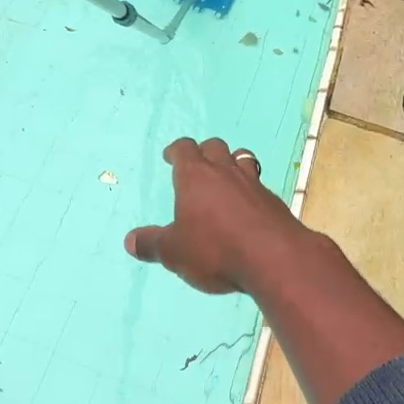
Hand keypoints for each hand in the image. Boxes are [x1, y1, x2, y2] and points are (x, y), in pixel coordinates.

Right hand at [124, 137, 318, 295]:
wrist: (273, 257)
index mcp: (195, 176)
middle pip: (214, 146)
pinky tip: (248, 207)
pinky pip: (258, 184)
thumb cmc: (215, 249)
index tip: (171, 155)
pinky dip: (250, 190)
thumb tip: (129, 240)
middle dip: (204, 151)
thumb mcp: (175, 252)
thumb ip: (152, 244)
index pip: (184, 149)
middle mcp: (223, 171)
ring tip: (226, 178)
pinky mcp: (272, 200)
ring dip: (232, 163)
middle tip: (198, 164)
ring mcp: (252, 183)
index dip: (176, 150)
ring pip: (241, 158)